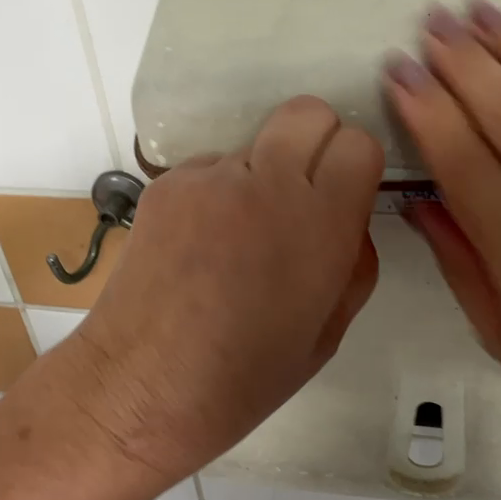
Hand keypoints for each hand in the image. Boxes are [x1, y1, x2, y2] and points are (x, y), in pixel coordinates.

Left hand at [56, 97, 383, 482]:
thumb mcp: (329, 332)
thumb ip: (352, 263)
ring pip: (254, 145)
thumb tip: (346, 222)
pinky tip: (199, 248)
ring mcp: (209, 177)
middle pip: (308, 112)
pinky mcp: (166, 184)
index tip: (344, 199)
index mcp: (320, 222)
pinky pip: (209, 170)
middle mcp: (266, 182)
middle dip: (316, 143)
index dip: (355, 169)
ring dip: (259, 176)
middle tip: (302, 195)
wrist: (142, 387)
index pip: (358, 143)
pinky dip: (216, 196)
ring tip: (237, 239)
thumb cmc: (246, 377)